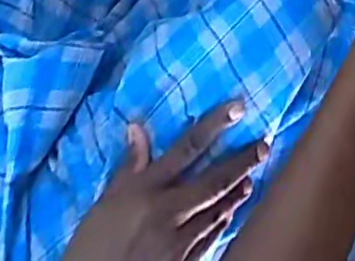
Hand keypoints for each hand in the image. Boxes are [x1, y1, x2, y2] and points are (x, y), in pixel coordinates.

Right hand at [64, 102, 265, 260]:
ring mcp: (178, 243)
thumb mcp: (103, 204)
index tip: (239, 107)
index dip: (215, 124)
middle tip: (264, 145)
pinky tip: (229, 214)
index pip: (188, 147)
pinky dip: (221, 224)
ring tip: (252, 177)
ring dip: (236, 193)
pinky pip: (208, 240)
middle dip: (242, 162)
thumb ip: (127, 167)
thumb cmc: (90, 249)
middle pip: (214, 181)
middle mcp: (168, 211)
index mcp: (147, 189)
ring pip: (217, 210)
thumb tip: (137, 127)